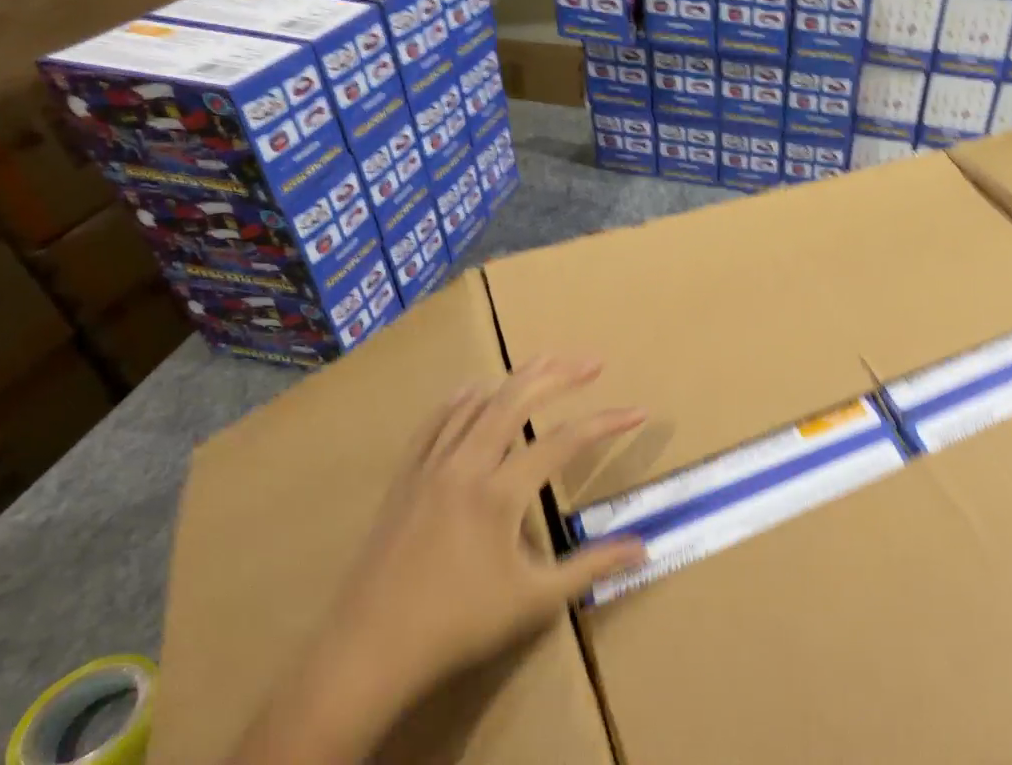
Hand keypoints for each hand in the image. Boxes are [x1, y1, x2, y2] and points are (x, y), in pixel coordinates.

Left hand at [228, 359, 644, 764]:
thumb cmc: (458, 625)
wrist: (368, 650)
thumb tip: (643, 550)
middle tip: (592, 362)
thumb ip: (591, 567)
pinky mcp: (403, 481)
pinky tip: (473, 391)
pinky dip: (460, 400)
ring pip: (474, 405)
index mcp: (500, 493)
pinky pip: (434, 424)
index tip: (638, 412)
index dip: (605, 422)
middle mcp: (465, 467)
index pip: (564, 441)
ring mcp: (429, 470)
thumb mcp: (535, 600)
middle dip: (557, 376)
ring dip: (513, 380)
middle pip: (515, 401)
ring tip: (544, 363)